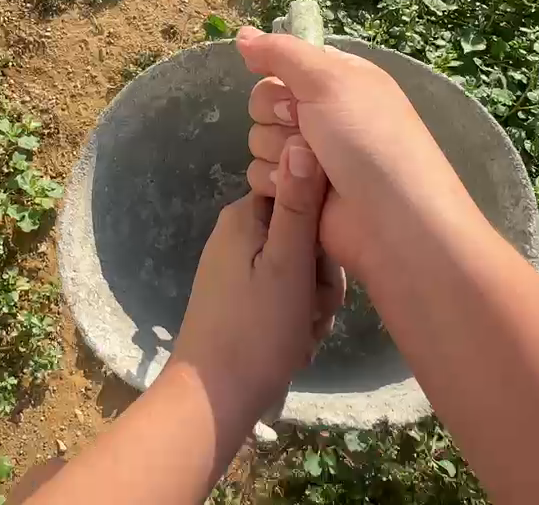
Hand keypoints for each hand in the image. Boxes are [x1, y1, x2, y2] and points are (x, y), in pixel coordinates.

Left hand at [167, 142, 345, 428]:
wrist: (213, 400)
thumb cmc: (255, 329)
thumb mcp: (289, 263)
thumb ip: (300, 202)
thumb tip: (302, 137)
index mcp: (245, 214)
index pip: (304, 194)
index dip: (325, 231)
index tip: (325, 263)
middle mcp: (238, 232)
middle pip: (304, 236)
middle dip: (320, 277)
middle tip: (312, 308)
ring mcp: (236, 265)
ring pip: (299, 270)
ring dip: (312, 303)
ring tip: (301, 330)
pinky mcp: (239, 295)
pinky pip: (283, 293)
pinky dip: (295, 318)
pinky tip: (291, 342)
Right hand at [237, 26, 482, 278]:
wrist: (392, 223)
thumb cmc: (369, 140)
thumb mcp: (330, 80)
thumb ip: (280, 52)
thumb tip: (242, 34)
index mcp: (337, 79)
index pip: (284, 62)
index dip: (281, 76)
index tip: (297, 93)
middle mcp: (321, 114)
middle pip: (262, 100)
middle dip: (276, 116)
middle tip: (305, 129)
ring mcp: (308, 155)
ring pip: (256, 138)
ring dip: (278, 152)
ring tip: (312, 167)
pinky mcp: (295, 191)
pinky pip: (258, 175)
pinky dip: (277, 182)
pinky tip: (301, 191)